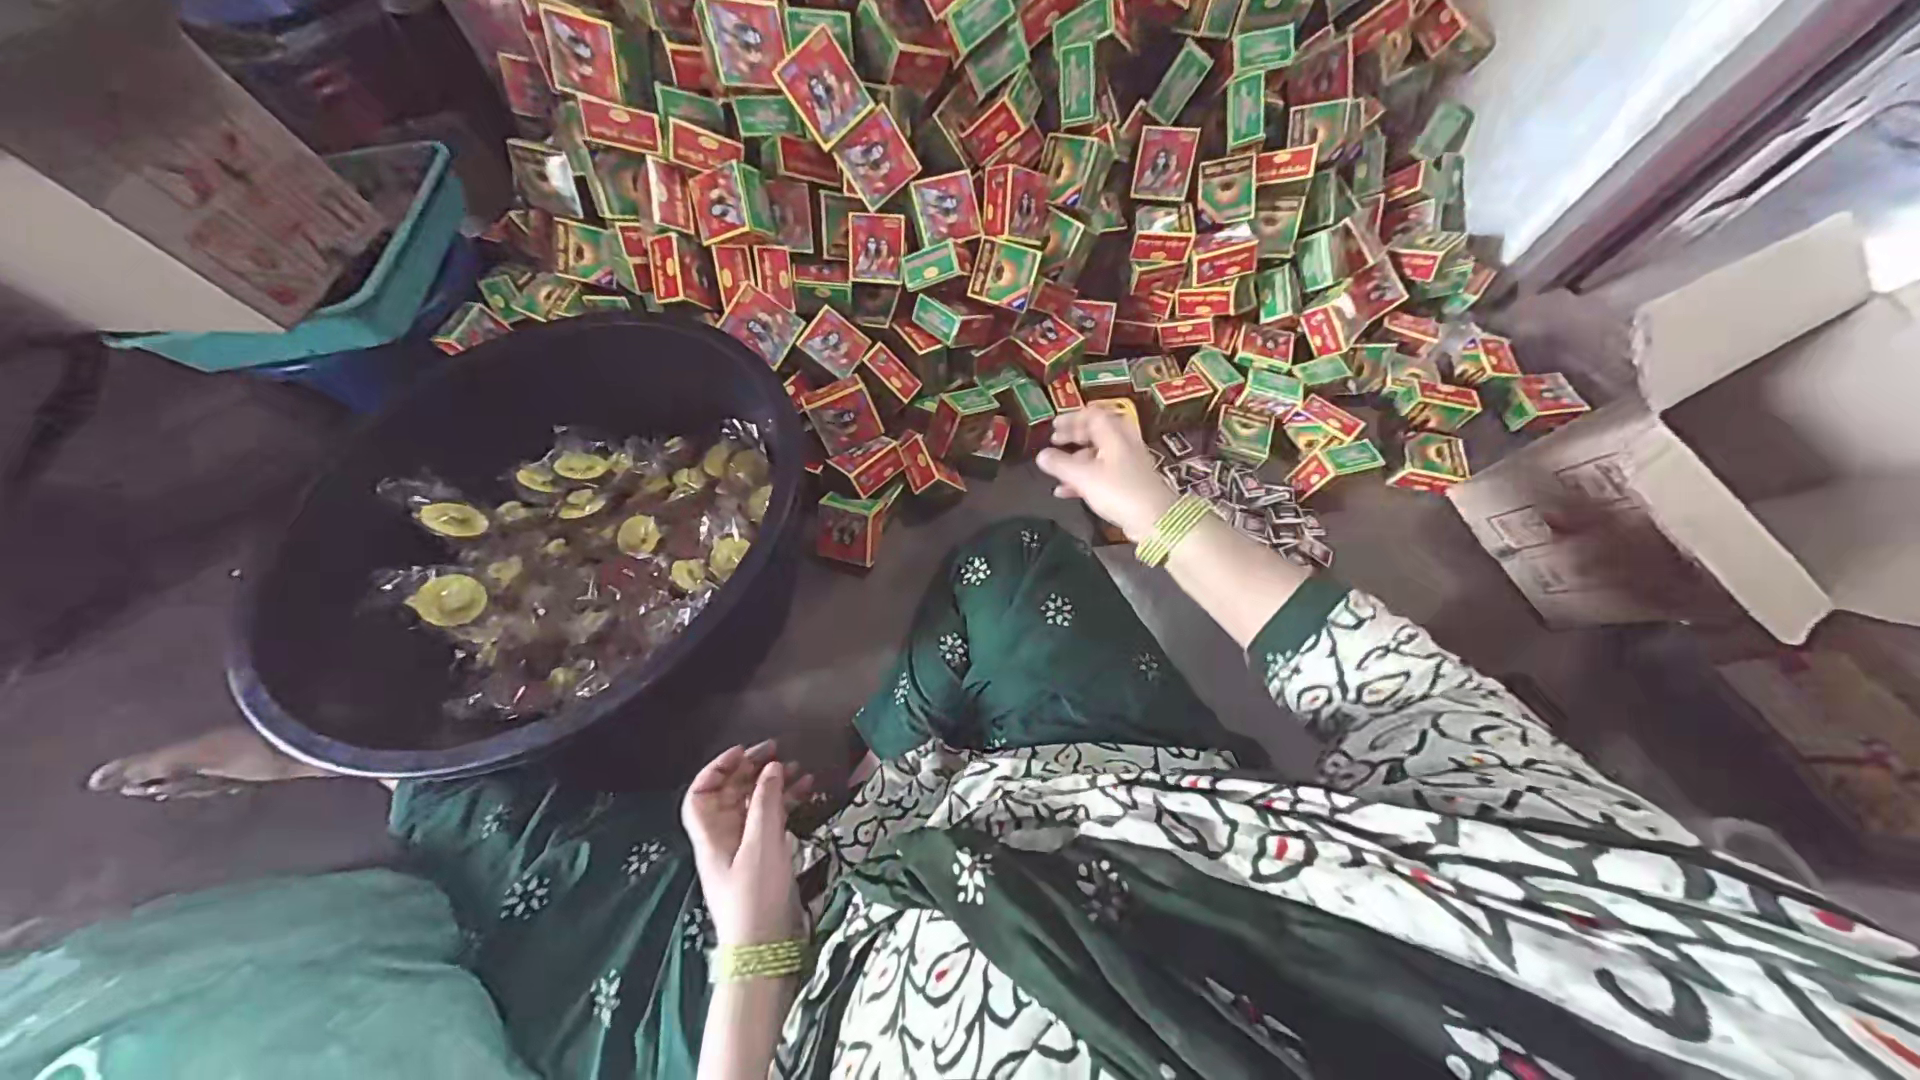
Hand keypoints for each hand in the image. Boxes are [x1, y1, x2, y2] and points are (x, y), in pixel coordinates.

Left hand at [681, 741, 814, 946]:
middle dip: (752, 769)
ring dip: (774, 783)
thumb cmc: (756, 897)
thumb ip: (766, 803)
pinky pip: (773, 818)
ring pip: (756, 804)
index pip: (701, 794)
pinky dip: (788, 801)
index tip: (742, 752)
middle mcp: (725, 837)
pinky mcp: (766, 856)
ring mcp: (746, 847)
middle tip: (777, 750)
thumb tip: (770, 767)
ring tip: (798, 767)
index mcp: (712, 835)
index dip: (717, 769)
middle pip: (731, 794)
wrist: (766, 950)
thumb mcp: (762, 846)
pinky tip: (807, 789)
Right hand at [1036, 407, 1177, 541]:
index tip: (1054, 425)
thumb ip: (1060, 465)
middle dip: (1074, 436)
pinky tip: (1067, 492)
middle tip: (1056, 440)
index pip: (1093, 415)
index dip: (1072, 418)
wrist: (1154, 519)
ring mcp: (1128, 465)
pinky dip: (1084, 478)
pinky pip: (1102, 474)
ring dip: (1077, 459)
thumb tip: (1041, 455)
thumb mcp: (1084, 477)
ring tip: (1058, 469)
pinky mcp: (1129, 484)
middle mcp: (1123, 446)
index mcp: (1115, 437)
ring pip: (1098, 455)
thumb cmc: (1120, 492)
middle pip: (1097, 433)